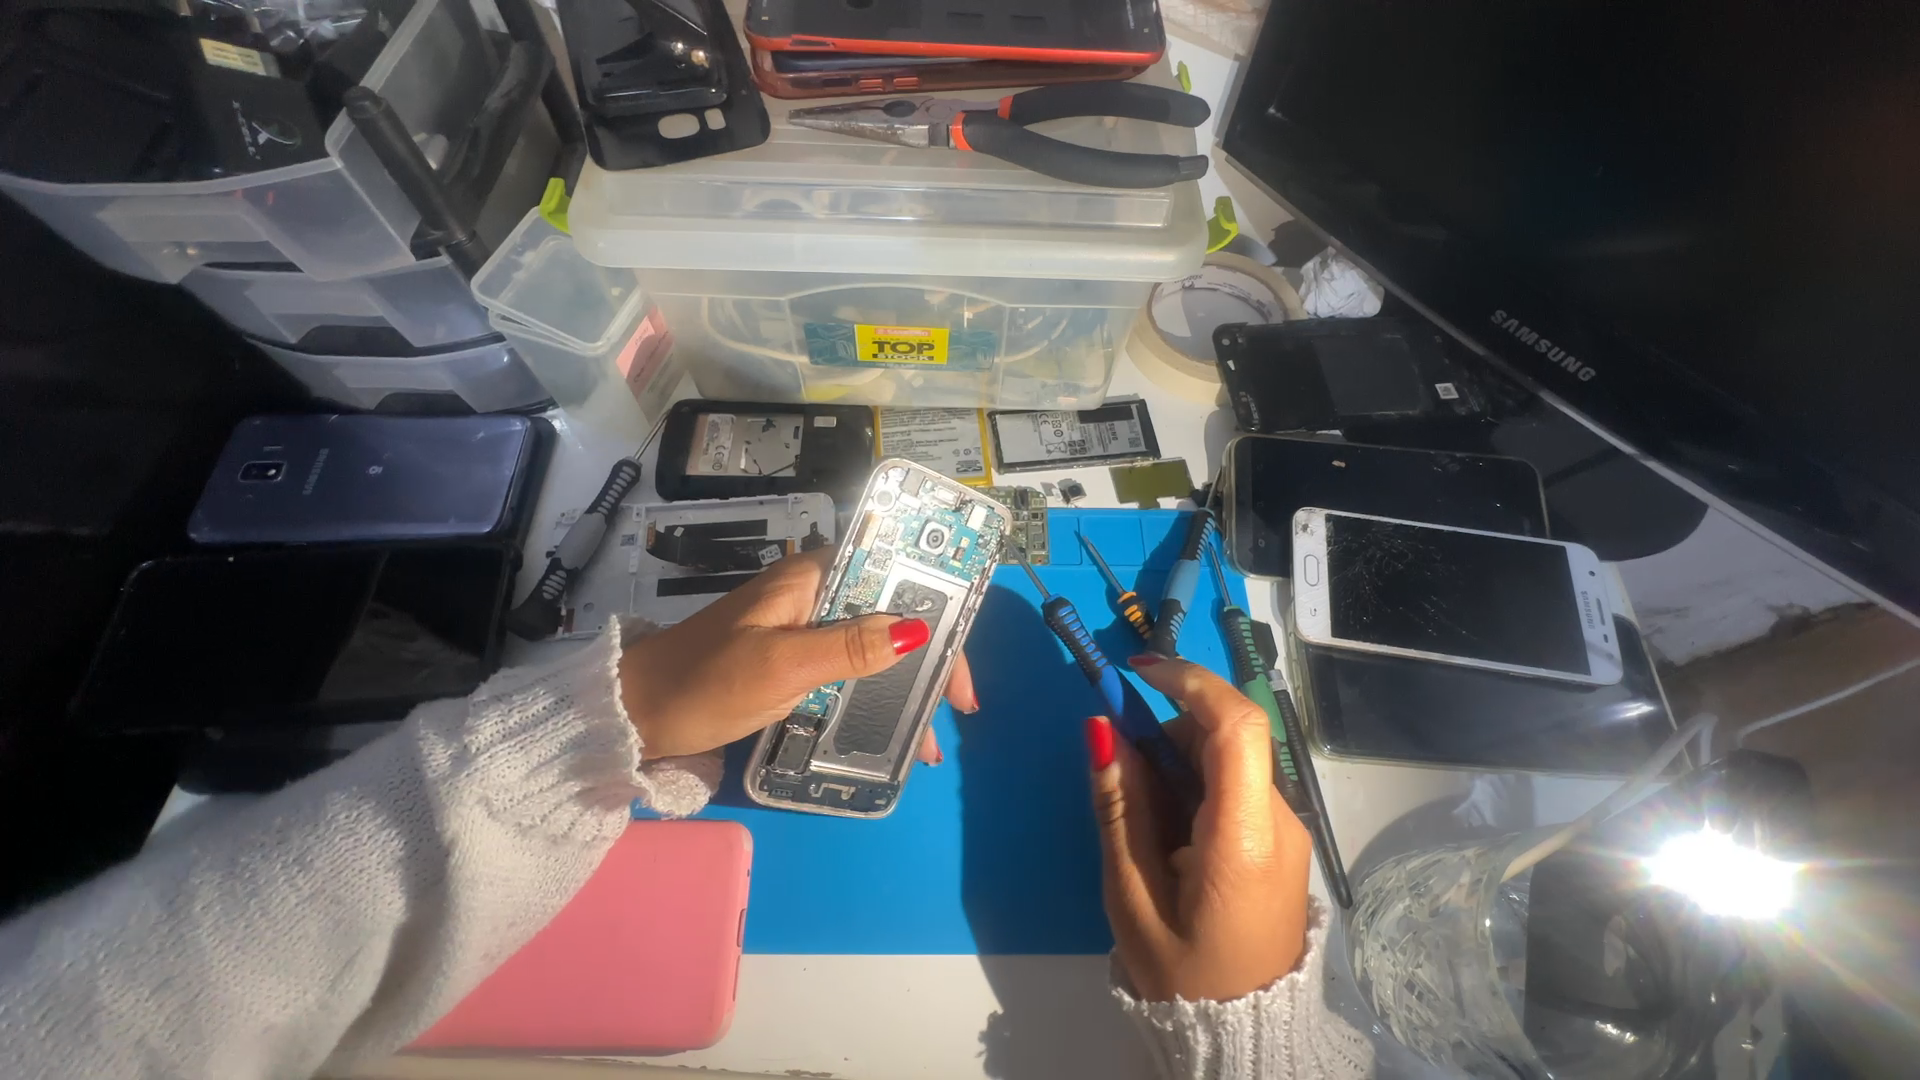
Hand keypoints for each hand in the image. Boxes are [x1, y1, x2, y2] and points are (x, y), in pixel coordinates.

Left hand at [618, 548, 975, 759]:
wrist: (637, 715)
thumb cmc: (705, 683)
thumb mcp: (781, 665)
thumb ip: (847, 647)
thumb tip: (915, 630)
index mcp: (811, 579)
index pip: (892, 577)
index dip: (935, 612)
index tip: (956, 661)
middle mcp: (813, 595)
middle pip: (889, 612)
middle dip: (928, 658)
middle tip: (954, 707)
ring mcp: (802, 628)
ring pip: (872, 644)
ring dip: (904, 684)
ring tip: (925, 737)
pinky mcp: (792, 658)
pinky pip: (848, 667)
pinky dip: (873, 693)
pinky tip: (887, 725)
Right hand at [1086, 655, 1311, 1002]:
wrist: (1249, 1037)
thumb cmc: (1183, 975)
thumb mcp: (1131, 894)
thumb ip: (1118, 807)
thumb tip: (1102, 728)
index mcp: (1245, 839)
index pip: (1237, 726)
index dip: (1190, 681)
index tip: (1137, 670)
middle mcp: (1280, 822)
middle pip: (1225, 736)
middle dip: (1168, 729)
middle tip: (1121, 768)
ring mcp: (1287, 829)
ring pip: (1227, 757)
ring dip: (1177, 758)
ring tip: (1143, 819)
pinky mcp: (1281, 839)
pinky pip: (1233, 784)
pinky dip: (1193, 782)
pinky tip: (1168, 831)